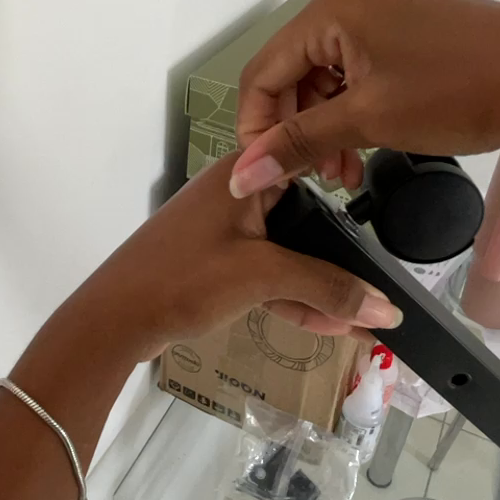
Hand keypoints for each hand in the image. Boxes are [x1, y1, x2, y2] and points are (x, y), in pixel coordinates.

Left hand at [65, 152, 401, 361]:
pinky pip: (265, 277)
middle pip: (303, 222)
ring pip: (285, 256)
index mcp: (242, 175)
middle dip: (339, 263)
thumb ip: (326, 288)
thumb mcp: (261, 275)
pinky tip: (330, 327)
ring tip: (366, 324)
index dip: (350, 203)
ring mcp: (222, 233)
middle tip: (380, 295)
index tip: (385, 237)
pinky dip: (292, 299)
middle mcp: (234, 196)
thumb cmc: (183, 279)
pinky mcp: (214, 266)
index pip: (311, 171)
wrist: (112, 320)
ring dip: (319, 290)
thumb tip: (387, 309)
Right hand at [228, 0, 499, 196]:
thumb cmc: (459, 93)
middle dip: (297, 130)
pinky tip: (366, 146)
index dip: (255, 128)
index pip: (263, 72)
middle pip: (294, 73)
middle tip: (314, 178)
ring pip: (329, 76)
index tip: (261, 175)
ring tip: (343, 174)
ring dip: (327, 127)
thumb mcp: (368, 120)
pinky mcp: (409, 26)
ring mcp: (384, 9)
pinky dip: (356, 110)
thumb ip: (298, 144)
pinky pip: (360, 70)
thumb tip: (240, 175)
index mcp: (331, 8)